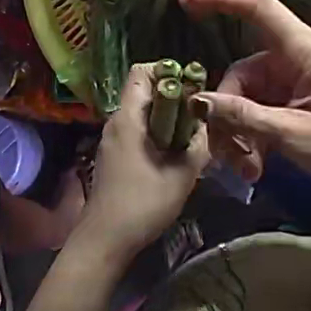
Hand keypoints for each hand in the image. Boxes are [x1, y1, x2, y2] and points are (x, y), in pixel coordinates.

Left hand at [70, 62, 209, 258]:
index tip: (191, 88)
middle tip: (199, 116)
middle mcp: (115, 122)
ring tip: (191, 137)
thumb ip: (198, 143)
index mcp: (128, 118)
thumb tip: (205, 123)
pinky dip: (156, 135)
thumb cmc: (143, 203)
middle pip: (143, 93)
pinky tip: (173, 156)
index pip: (141, 72)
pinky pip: (136, 132)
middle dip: (173, 98)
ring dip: (166, 119)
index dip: (167, 71)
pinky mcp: (112, 156)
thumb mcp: (182, 173)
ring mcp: (111, 139)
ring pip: (141, 114)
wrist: (105, 239)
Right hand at [181, 0, 310, 200]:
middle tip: (227, 153)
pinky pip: (265, 115)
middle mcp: (300, 63)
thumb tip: (198, 101)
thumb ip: (246, 118)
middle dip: (227, 112)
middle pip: (243, 73)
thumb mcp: (298, 137)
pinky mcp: (305, 108)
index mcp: (307, 54)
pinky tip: (256, 168)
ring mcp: (302, 87)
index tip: (186, 3)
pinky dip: (255, 139)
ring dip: (241, 133)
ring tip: (246, 169)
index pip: (260, 10)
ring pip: (250, 99)